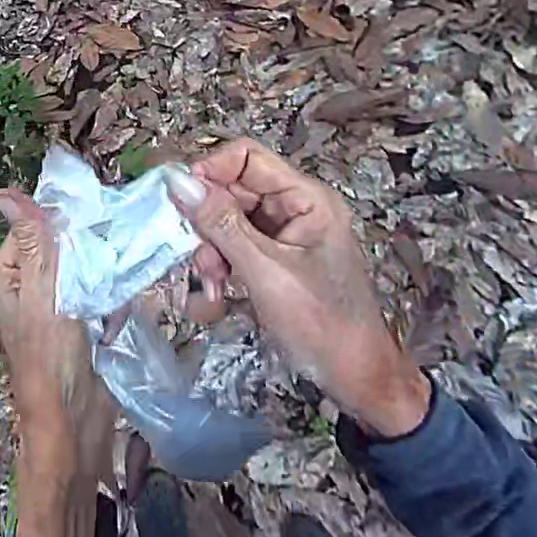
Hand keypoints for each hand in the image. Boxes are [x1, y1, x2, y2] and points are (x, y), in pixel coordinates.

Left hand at [0, 189, 113, 536]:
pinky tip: (122, 310)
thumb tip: (3, 192)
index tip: (100, 216)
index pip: (40, 221)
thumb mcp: (42, 294)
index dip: (69, 216)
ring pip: (91, 262)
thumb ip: (33, 242)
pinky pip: (104, 288)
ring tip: (122, 281)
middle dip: (94, 244)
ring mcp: (61, 299)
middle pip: (69, 240)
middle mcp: (34, 280)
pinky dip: (117, 294)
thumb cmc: (51, 360)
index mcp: (12, 269)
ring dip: (109, 269)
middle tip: (117, 249)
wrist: (75, 427)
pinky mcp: (86, 317)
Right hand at [166, 140, 428, 437]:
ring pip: (227, 221)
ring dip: (211, 251)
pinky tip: (219, 294)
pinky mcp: (273, 258)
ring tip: (214, 285)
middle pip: (233, 191)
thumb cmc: (322, 324)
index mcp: (305, 198)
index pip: (248, 157)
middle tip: (198, 259)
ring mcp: (283, 234)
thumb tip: (181, 184)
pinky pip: (234, 247)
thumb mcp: (267, 272)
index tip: (180, 200)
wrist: (356, 379)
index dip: (210, 170)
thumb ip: (222, 226)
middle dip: (208, 223)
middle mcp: (294, 208)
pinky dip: (221, 266)